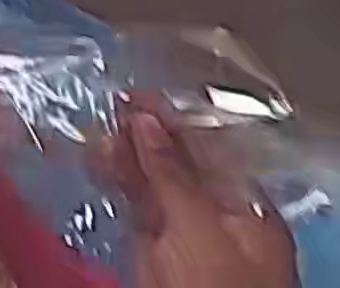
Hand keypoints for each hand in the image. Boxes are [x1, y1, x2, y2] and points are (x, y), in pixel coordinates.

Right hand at [97, 102, 298, 287]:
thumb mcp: (197, 229)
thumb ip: (170, 171)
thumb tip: (143, 117)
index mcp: (246, 210)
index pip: (209, 149)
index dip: (173, 118)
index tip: (135, 93)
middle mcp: (216, 216)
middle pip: (176, 161)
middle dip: (142, 133)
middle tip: (107, 106)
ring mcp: (183, 232)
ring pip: (150, 178)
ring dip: (122, 152)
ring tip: (94, 132)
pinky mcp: (153, 247)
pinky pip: (132, 202)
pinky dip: (113, 178)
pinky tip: (93, 159)